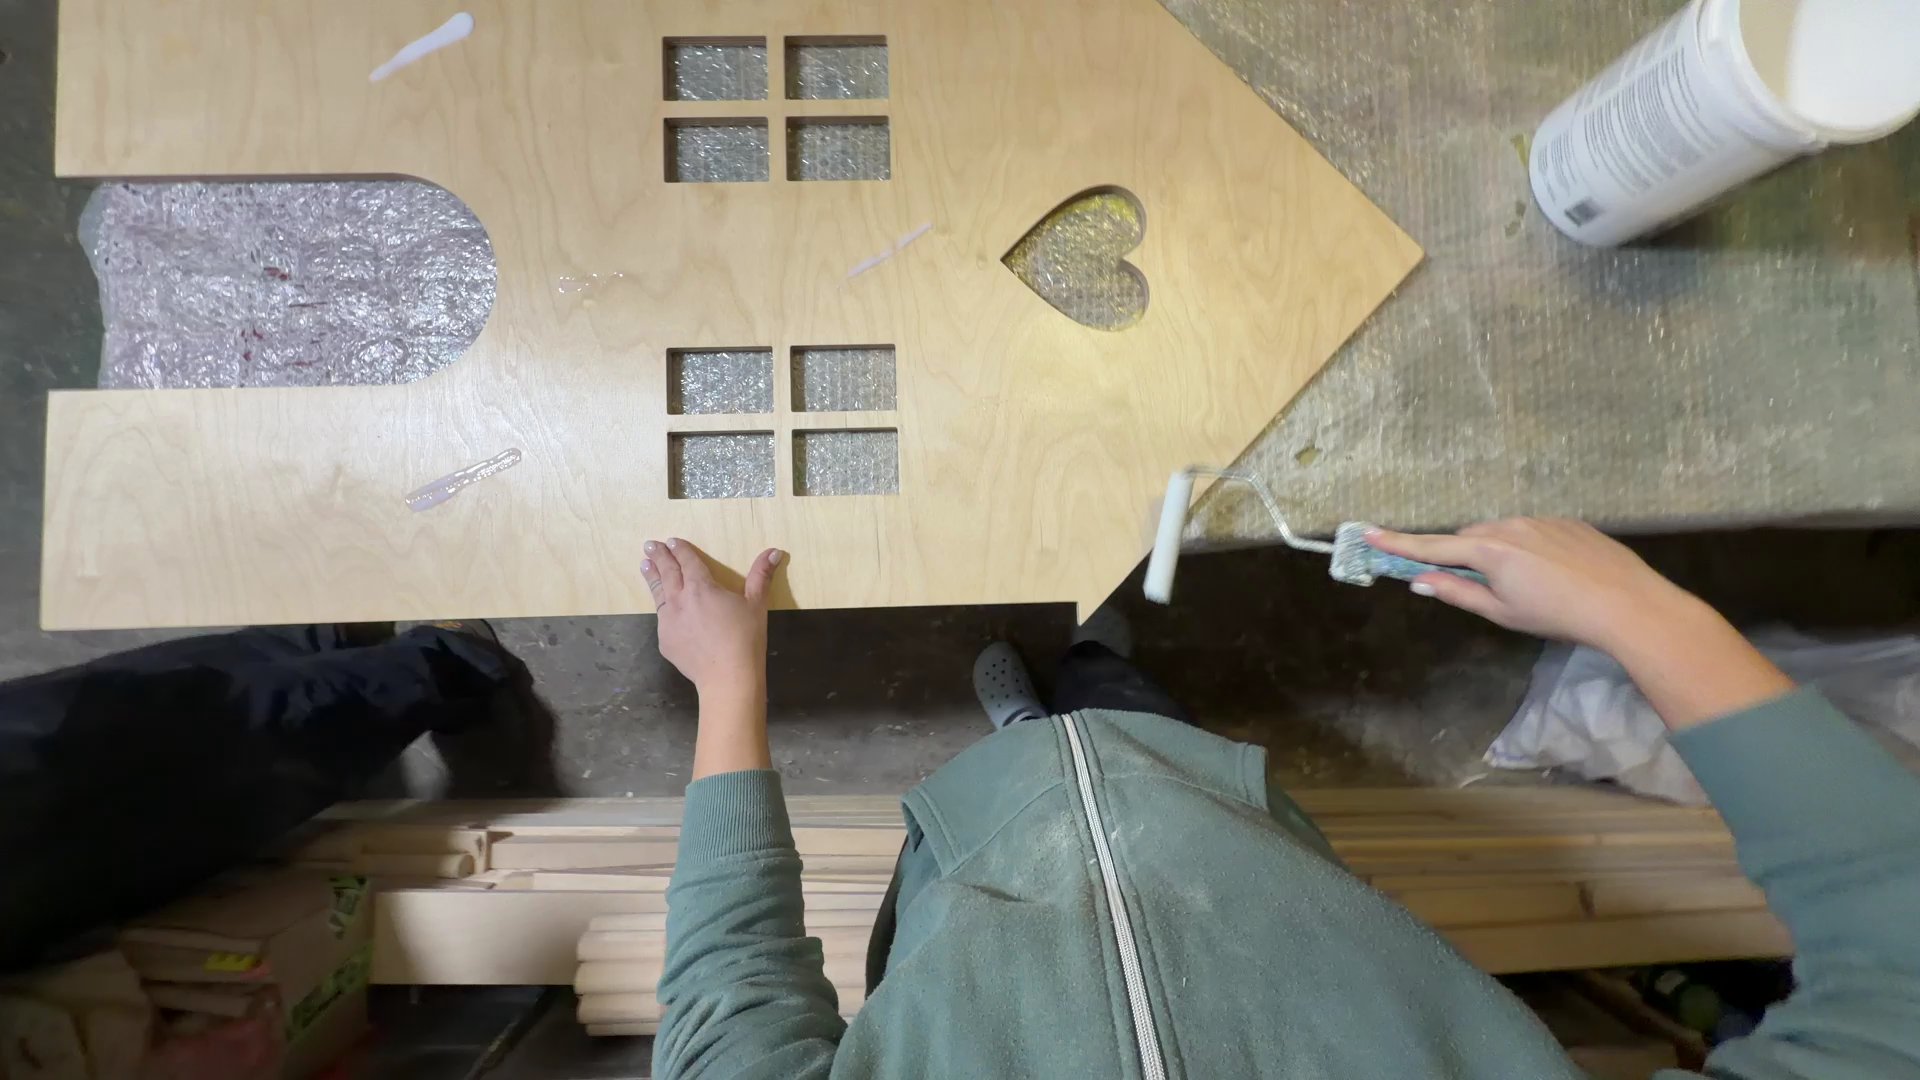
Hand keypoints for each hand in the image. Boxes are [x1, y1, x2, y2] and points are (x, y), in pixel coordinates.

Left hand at [641, 538, 782, 699]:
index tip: (672, 541)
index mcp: (702, 587)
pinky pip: (662, 618)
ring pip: (658, 593)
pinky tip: (662, 607)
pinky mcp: (665, 641)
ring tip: (644, 565)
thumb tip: (775, 551)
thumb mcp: (757, 603)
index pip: (687, 562)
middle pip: (667, 573)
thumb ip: (761, 575)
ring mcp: (668, 621)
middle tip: (649, 545)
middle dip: (659, 557)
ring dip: (652, 576)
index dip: (681, 550)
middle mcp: (680, 600)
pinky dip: (661, 607)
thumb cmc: (746, 637)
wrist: (727, 676)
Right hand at [1365, 518, 1698, 651]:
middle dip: (1461, 554)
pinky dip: (1526, 546)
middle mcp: (1508, 525)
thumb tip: (1419, 581)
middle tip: (1475, 582)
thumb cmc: (1557, 615)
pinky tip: (1551, 571)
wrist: (1633, 607)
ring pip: (1499, 532)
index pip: (1430, 546)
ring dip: (1495, 550)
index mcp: (1487, 550)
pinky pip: (1531, 530)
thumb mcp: (1501, 612)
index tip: (1367, 531)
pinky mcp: (1568, 522)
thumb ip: (1456, 592)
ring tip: (1522, 581)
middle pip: (1467, 537)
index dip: (1396, 542)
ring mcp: (1540, 520)